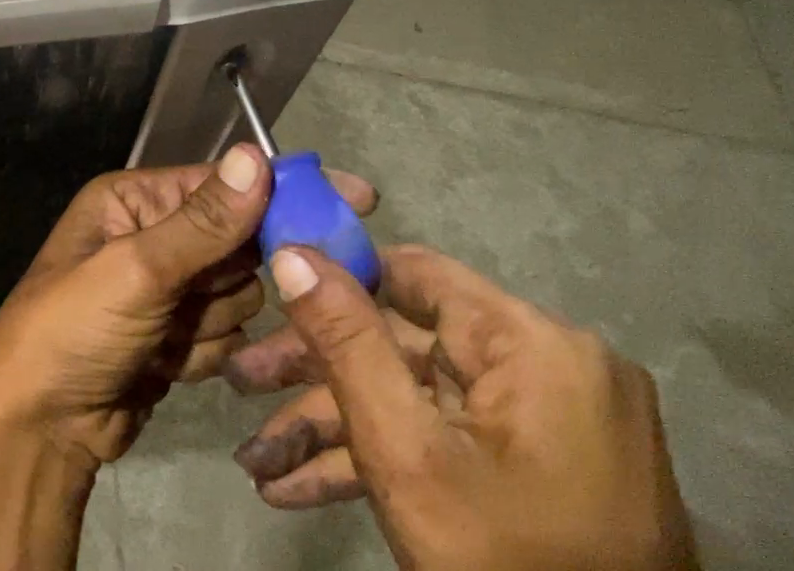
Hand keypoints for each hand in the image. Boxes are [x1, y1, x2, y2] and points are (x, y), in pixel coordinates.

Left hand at [0, 145, 377, 465]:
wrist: (42, 423)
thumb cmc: (73, 330)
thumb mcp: (135, 271)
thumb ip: (203, 222)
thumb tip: (257, 155)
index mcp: (132, 201)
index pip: (224, 184)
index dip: (285, 191)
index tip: (360, 199)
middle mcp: (152, 234)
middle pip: (243, 242)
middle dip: (230, 280)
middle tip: (198, 302)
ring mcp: (168, 288)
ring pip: (244, 294)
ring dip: (212, 322)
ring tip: (163, 336)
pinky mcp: (180, 334)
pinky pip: (229, 334)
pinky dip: (204, 352)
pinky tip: (163, 362)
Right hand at [227, 244, 697, 570]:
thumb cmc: (501, 557)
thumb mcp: (403, 449)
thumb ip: (346, 342)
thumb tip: (292, 252)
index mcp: (534, 345)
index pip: (410, 272)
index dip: (330, 277)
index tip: (260, 294)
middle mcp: (554, 365)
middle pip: (404, 342)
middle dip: (313, 375)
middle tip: (238, 386)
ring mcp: (556, 419)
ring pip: (419, 395)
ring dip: (336, 426)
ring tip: (259, 463)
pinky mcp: (551, 465)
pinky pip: (451, 434)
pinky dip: (387, 455)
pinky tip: (305, 487)